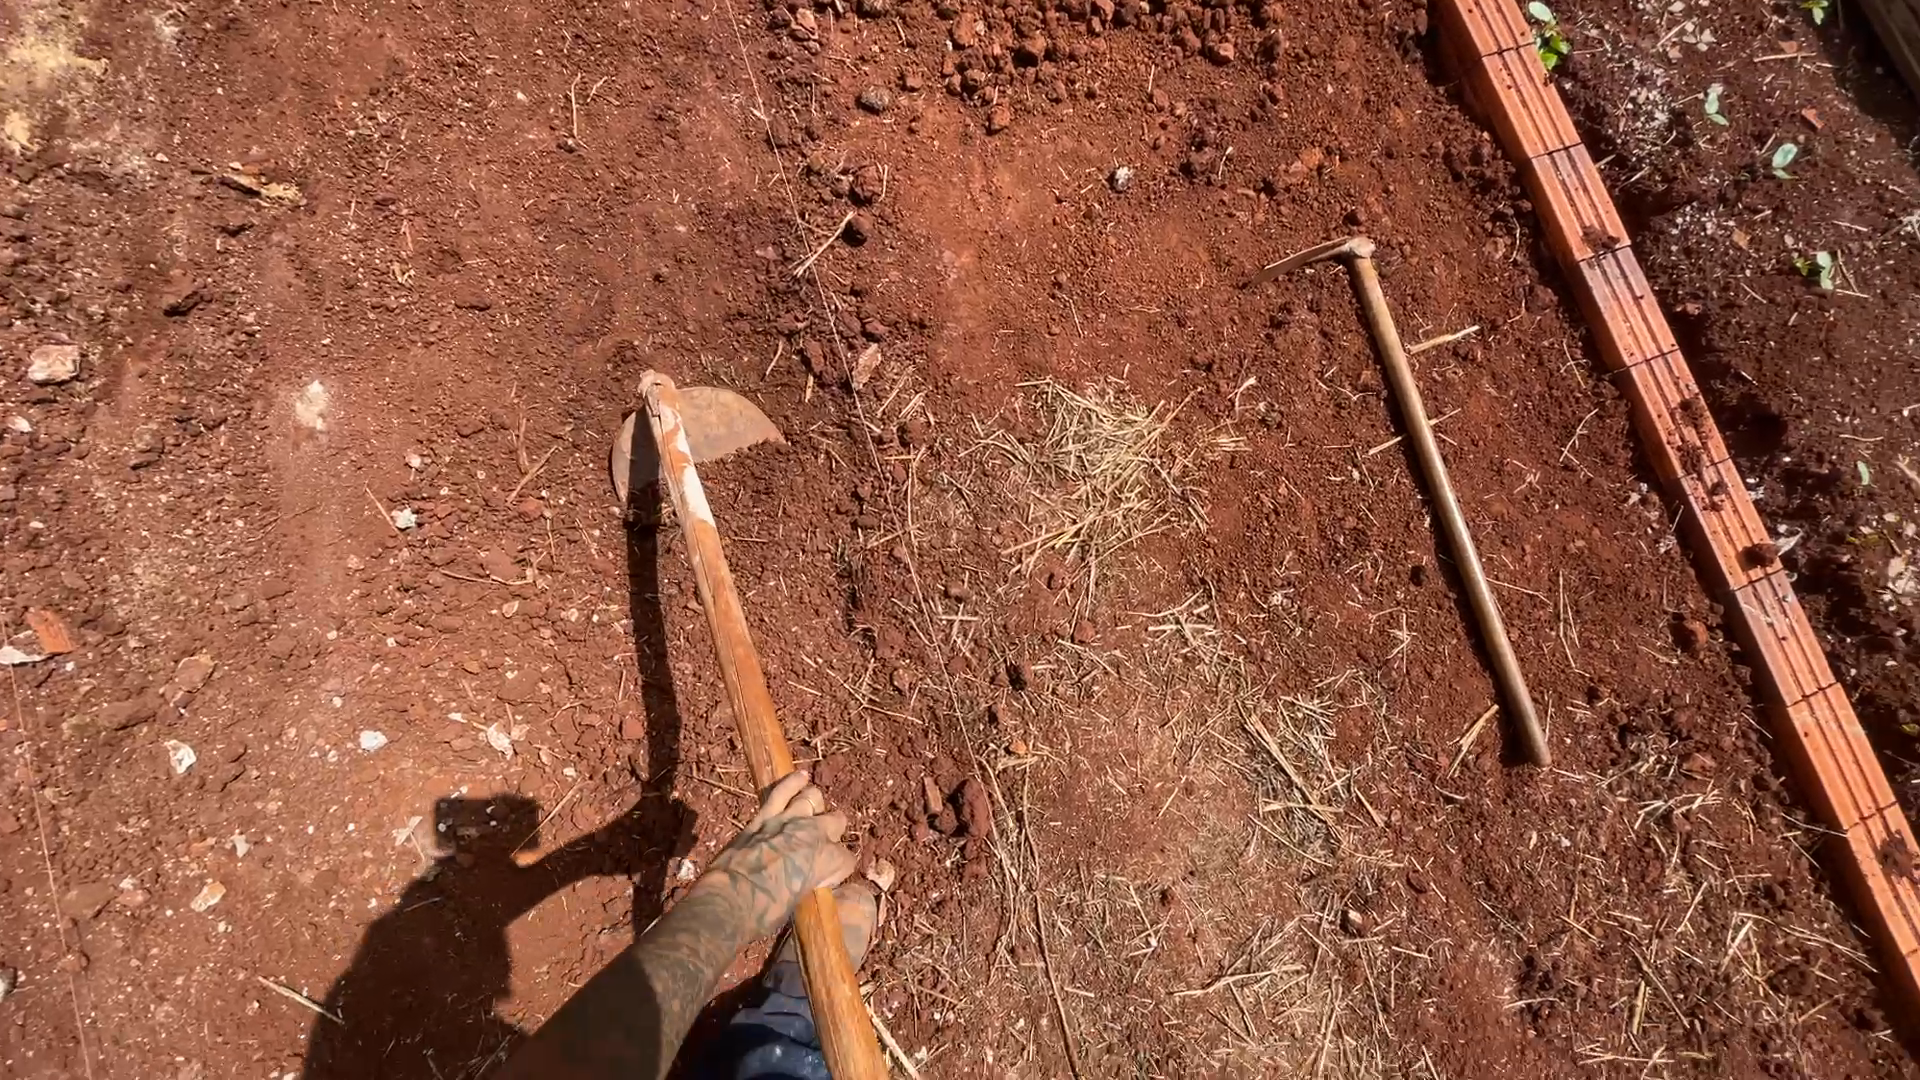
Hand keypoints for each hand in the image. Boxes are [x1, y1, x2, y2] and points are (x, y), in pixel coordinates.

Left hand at [699, 771, 856, 939]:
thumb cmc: (765, 912)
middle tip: (819, 848)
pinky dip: (793, 783)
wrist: (730, 900)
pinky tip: (800, 778)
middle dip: (833, 834)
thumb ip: (808, 880)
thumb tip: (805, 877)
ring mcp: (790, 819)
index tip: (826, 879)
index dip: (837, 870)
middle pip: (838, 821)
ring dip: (815, 807)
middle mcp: (815, 833)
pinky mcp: (766, 815)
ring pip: (813, 798)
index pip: (846, 859)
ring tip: (810, 815)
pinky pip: (783, 790)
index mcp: (828, 860)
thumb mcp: (798, 900)